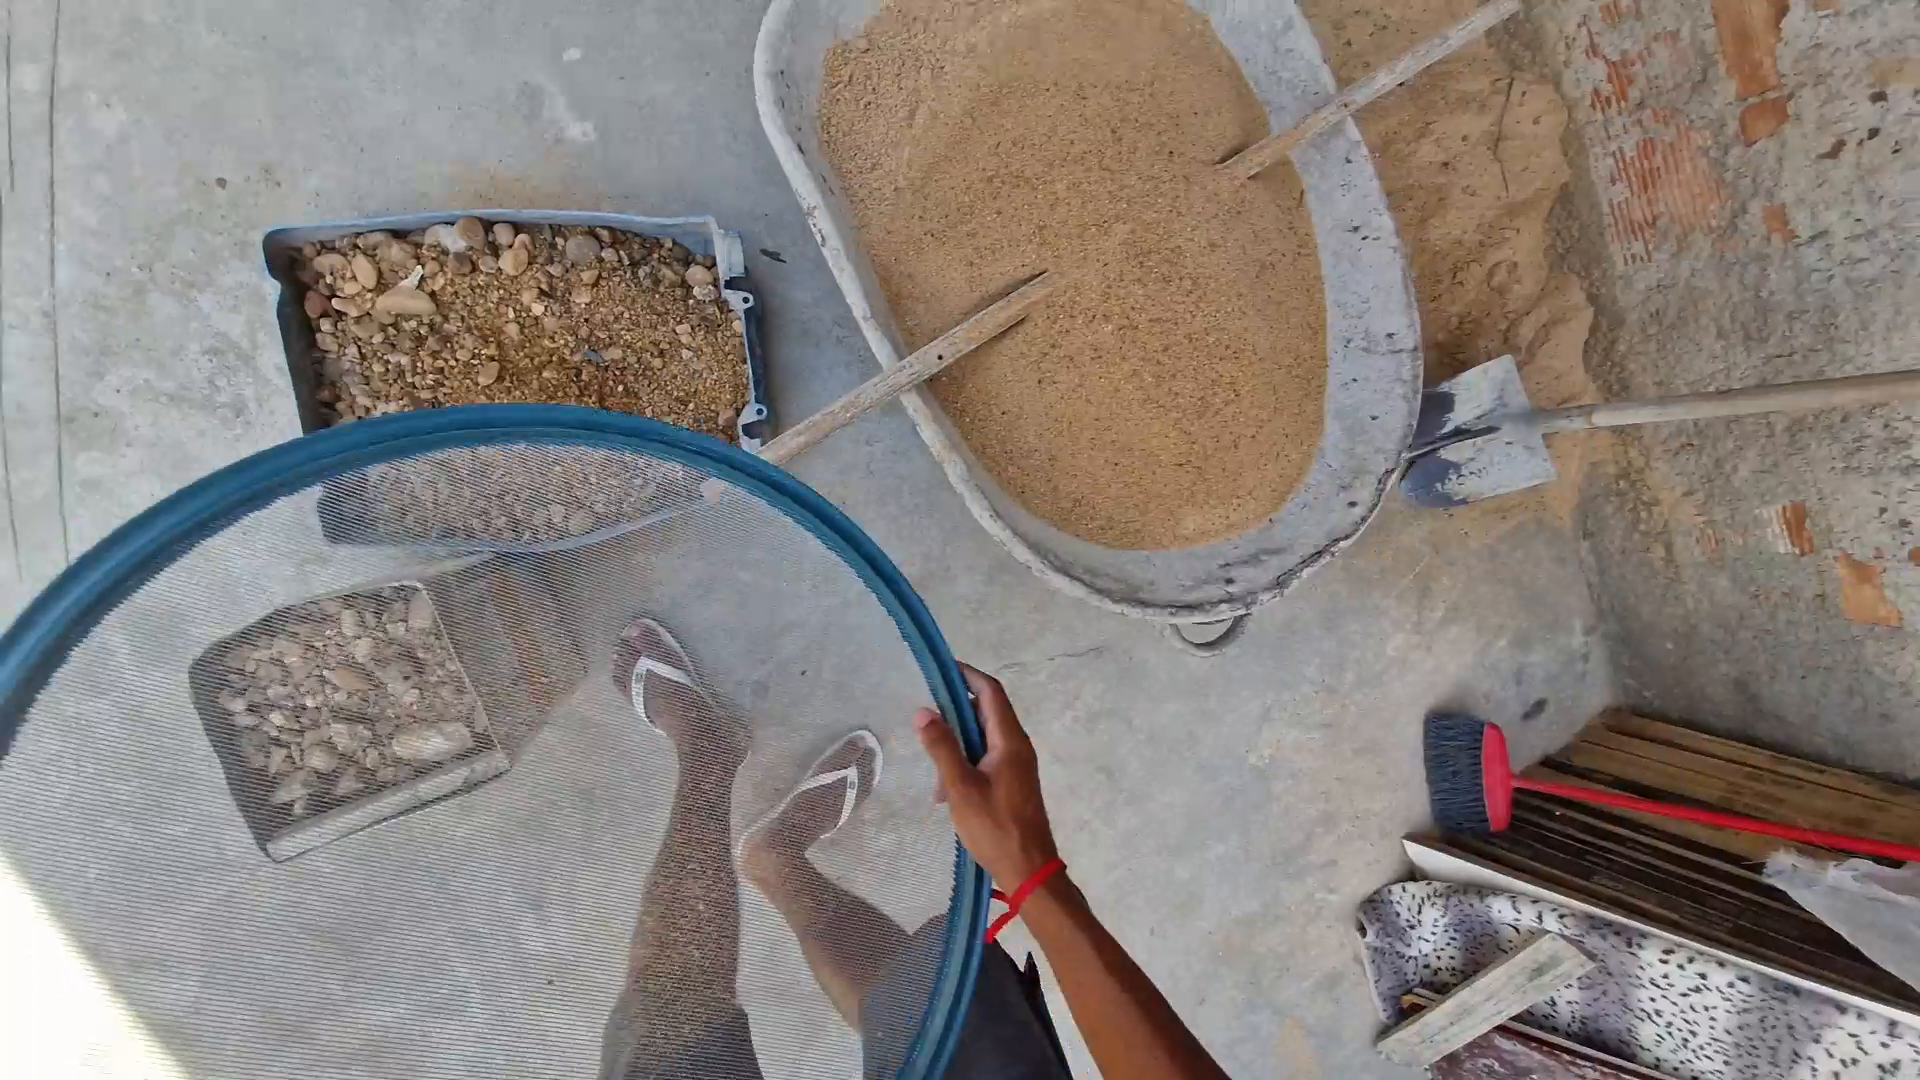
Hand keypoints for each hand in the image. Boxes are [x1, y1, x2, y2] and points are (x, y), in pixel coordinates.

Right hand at [914, 663, 1060, 886]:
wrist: (1029, 870)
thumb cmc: (995, 827)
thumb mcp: (960, 787)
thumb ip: (942, 747)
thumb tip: (923, 711)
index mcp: (1009, 740)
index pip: (990, 691)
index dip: (967, 675)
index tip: (941, 669)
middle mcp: (1017, 745)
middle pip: (987, 710)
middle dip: (956, 710)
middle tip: (927, 716)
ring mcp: (1017, 764)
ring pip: (984, 736)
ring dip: (958, 742)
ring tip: (934, 767)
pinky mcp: (1013, 780)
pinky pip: (987, 756)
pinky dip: (965, 761)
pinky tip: (945, 789)